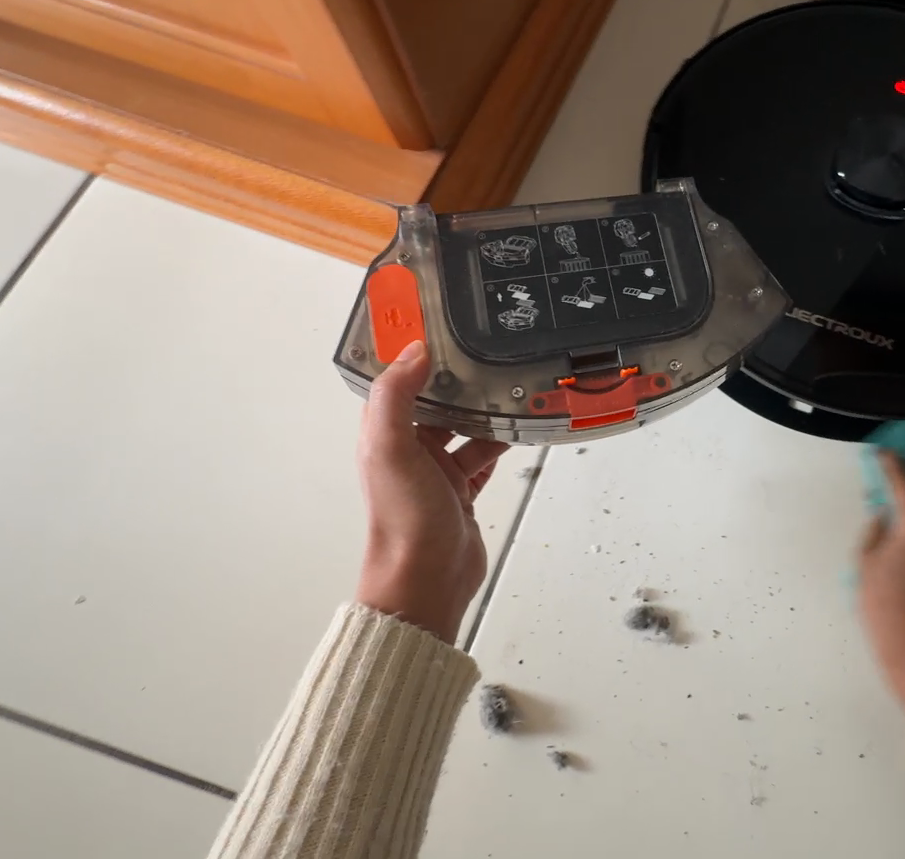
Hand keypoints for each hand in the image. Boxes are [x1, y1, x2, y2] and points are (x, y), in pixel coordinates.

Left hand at [355, 340, 508, 642]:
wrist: (427, 579)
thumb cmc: (404, 519)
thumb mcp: (392, 450)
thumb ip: (396, 397)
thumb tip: (414, 350)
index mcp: (386, 433)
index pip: (399, 381)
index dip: (414, 353)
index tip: (440, 324)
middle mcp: (410, 447)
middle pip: (437, 399)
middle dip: (461, 377)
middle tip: (490, 352)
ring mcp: (438, 468)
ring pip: (466, 424)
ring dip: (486, 407)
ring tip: (512, 386)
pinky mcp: (463, 487)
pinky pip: (485, 453)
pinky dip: (501, 438)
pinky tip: (519, 426)